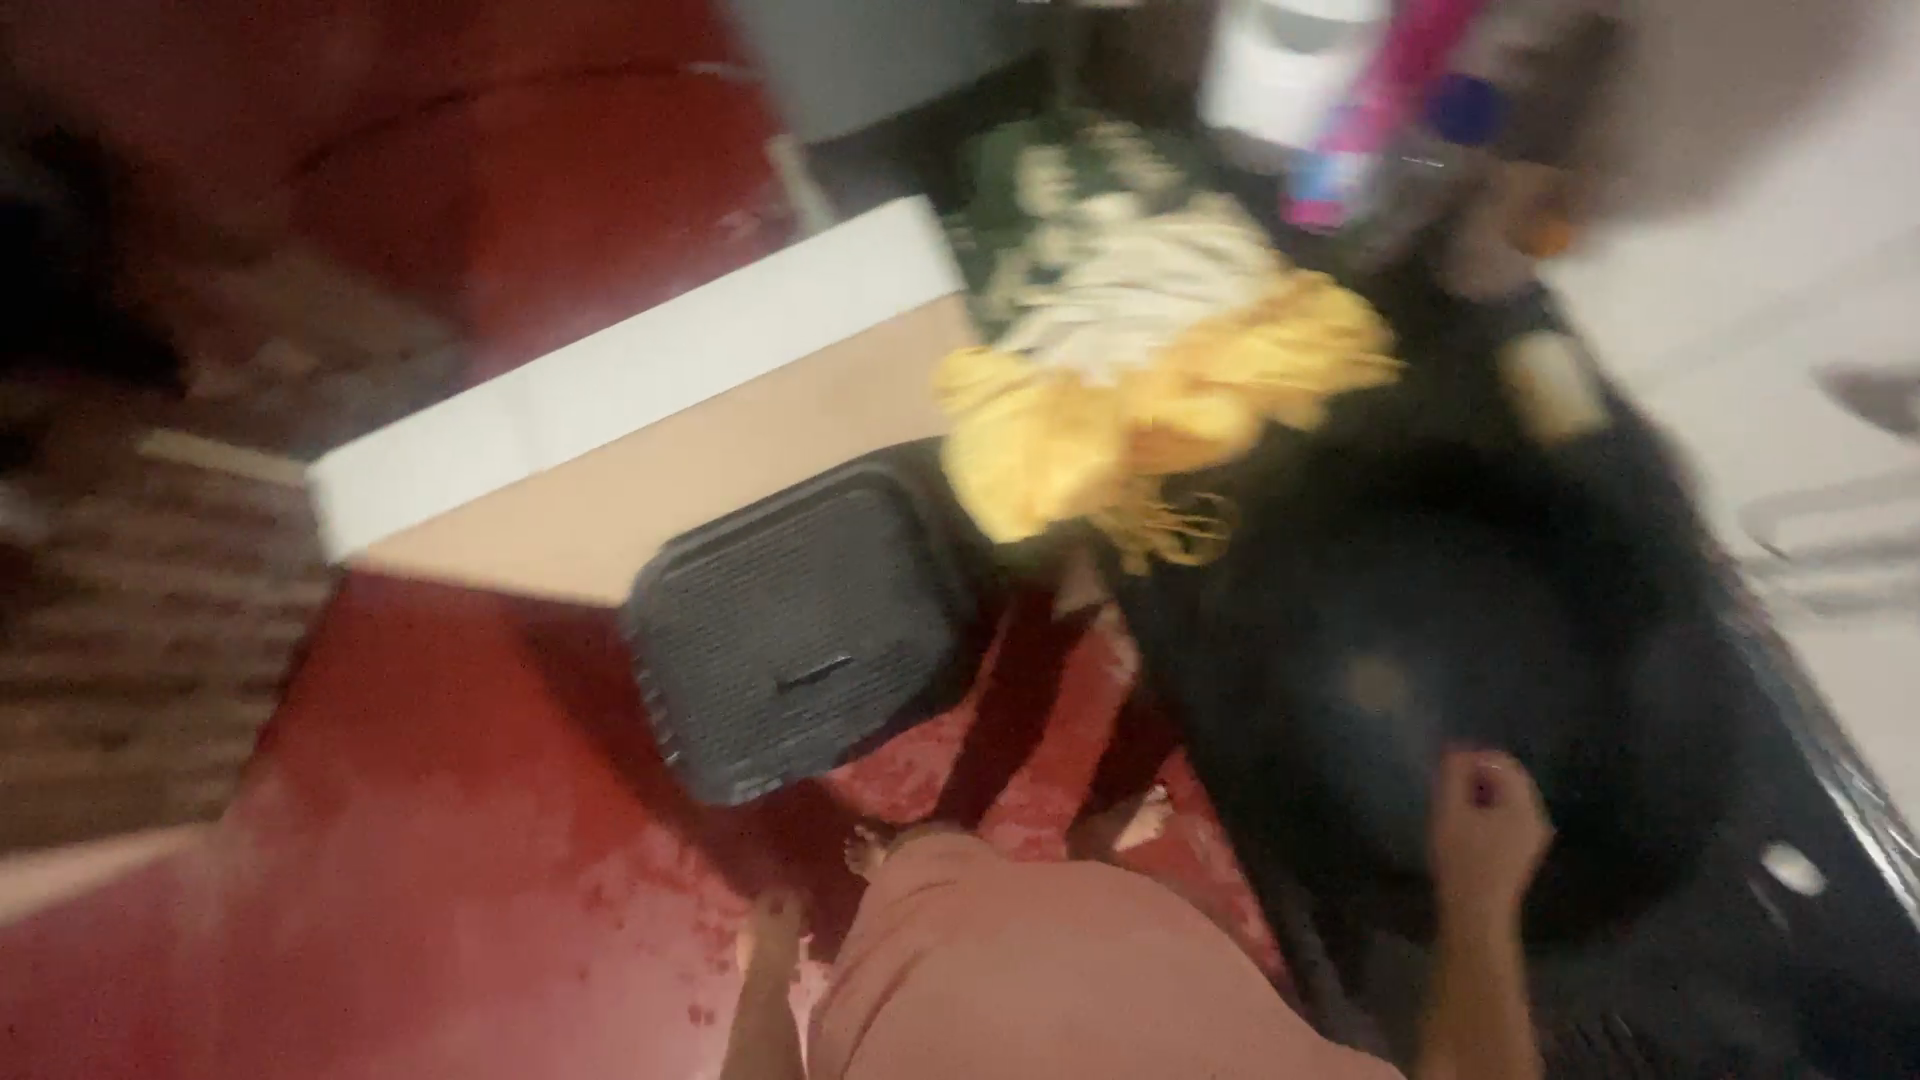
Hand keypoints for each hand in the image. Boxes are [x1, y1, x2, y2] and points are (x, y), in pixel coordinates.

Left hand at [736, 888, 806, 979]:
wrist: (764, 988)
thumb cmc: (778, 948)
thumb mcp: (791, 921)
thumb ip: (794, 903)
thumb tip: (796, 892)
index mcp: (755, 912)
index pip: (769, 894)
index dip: (786, 893)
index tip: (802, 898)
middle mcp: (746, 926)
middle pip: (768, 914)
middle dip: (786, 914)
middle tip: (804, 920)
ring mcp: (745, 946)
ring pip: (767, 931)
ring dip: (783, 931)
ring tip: (801, 939)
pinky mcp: (748, 963)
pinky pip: (766, 947)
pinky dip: (778, 946)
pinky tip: (790, 954)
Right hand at [1430, 749, 1552, 935]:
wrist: (1475, 909)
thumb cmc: (1461, 858)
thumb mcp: (1450, 810)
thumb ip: (1454, 776)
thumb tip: (1457, 751)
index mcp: (1523, 808)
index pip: (1502, 762)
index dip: (1472, 757)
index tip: (1444, 768)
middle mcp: (1536, 817)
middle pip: (1509, 777)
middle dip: (1476, 772)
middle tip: (1445, 783)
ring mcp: (1532, 834)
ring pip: (1506, 794)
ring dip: (1478, 788)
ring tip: (1452, 800)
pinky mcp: (1522, 845)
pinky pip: (1506, 810)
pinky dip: (1485, 804)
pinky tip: (1464, 818)